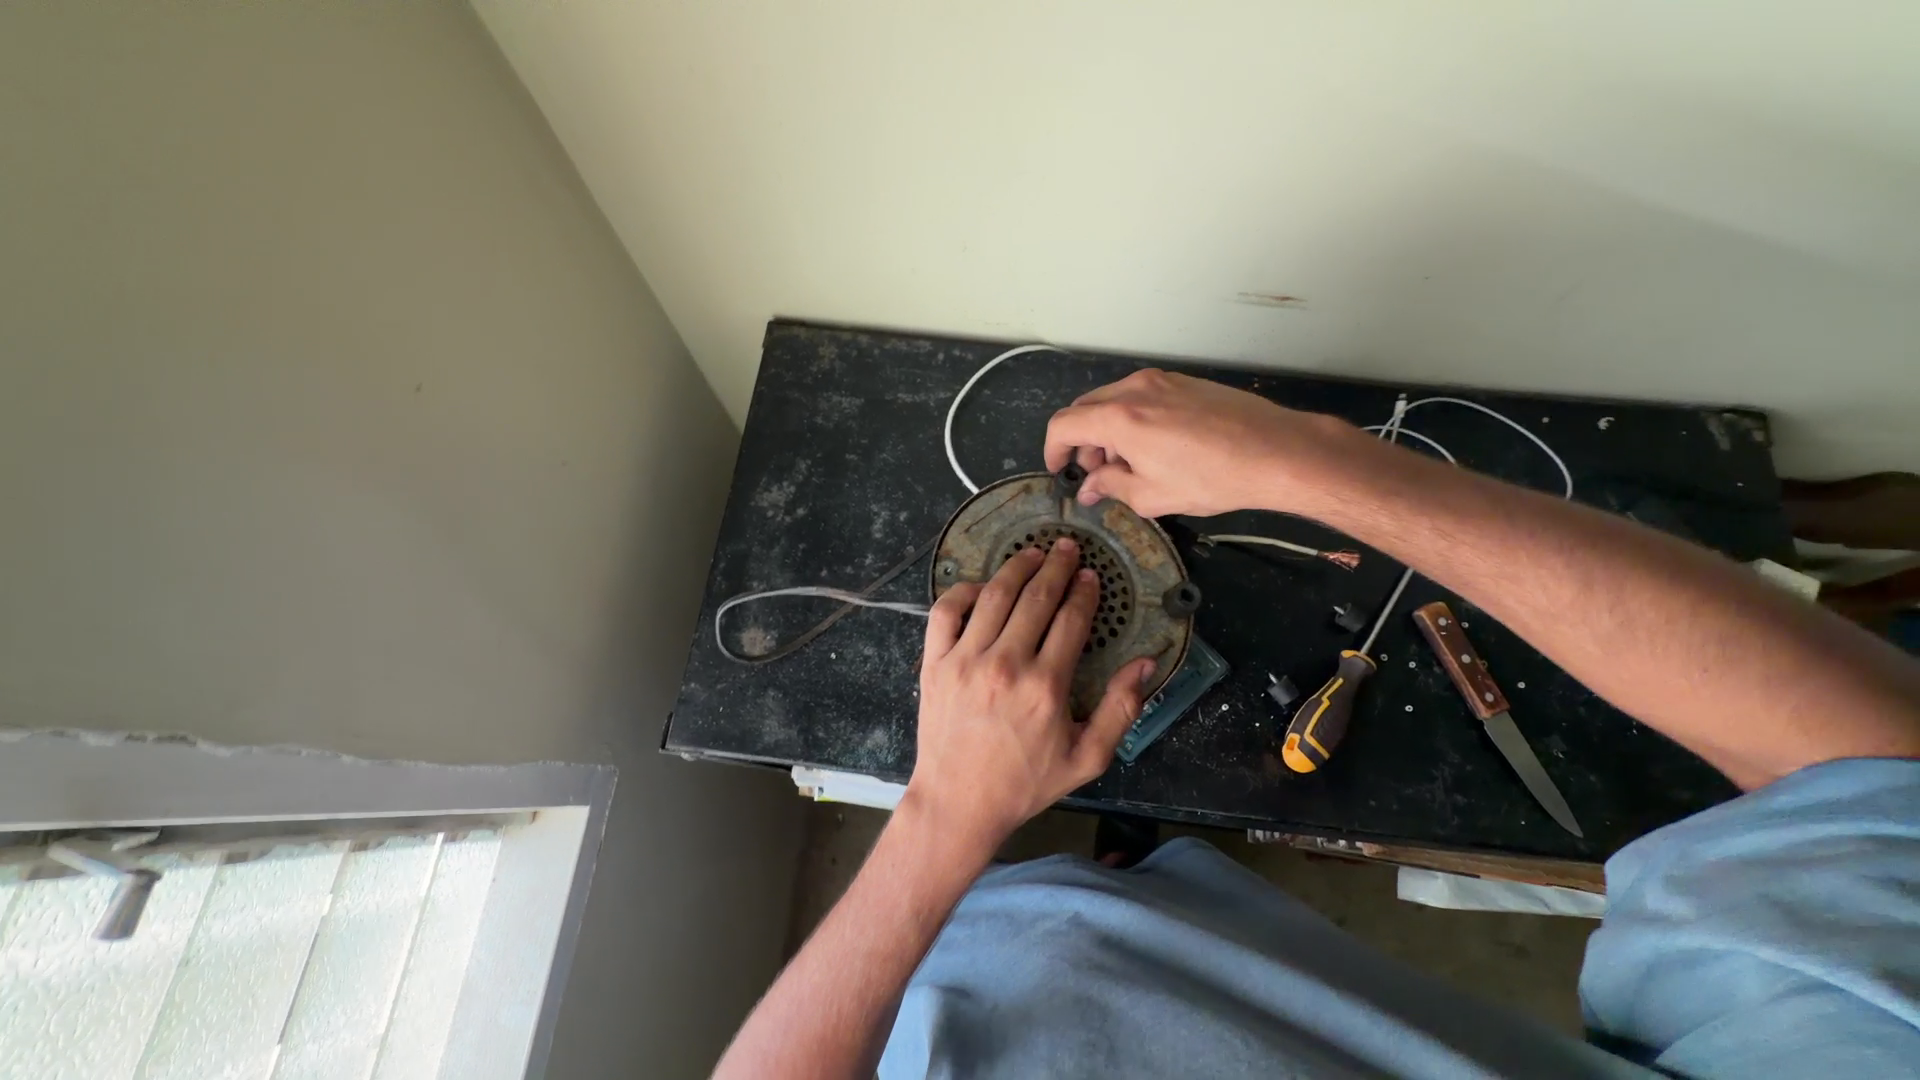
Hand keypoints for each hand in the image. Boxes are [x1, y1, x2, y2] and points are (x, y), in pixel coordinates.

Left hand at [907, 538, 1156, 853]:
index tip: (1092, 576)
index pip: (1071, 620)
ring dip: (1017, 567)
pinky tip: (983, 585)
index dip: (1084, 592)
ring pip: (995, 595)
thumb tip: (1146, 662)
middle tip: (1068, 548)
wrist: (959, 803)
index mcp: (1046, 686)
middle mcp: (1006, 664)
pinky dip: (965, 590)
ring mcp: (964, 660)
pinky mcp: (934, 663)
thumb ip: (1122, 709)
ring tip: (1033, 553)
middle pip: (1036, 597)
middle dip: (1057, 566)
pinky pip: (946, 611)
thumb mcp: (1087, 757)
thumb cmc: (1026, 783)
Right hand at [1043, 368, 1359, 517]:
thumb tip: (1089, 488)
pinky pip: (1139, 396)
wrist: (1275, 451)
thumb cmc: (1211, 478)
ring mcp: (1161, 380)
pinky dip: (1130, 419)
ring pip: (1113, 400)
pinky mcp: (1183, 381)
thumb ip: (1111, 486)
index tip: (1059, 470)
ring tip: (1127, 464)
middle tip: (1095, 473)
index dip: (1052, 449)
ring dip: (1106, 430)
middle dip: (1081, 441)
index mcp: (1120, 417)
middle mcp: (1135, 388)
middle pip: (1086, 408)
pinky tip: (1153, 447)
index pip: (1064, 424)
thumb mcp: (1152, 495)